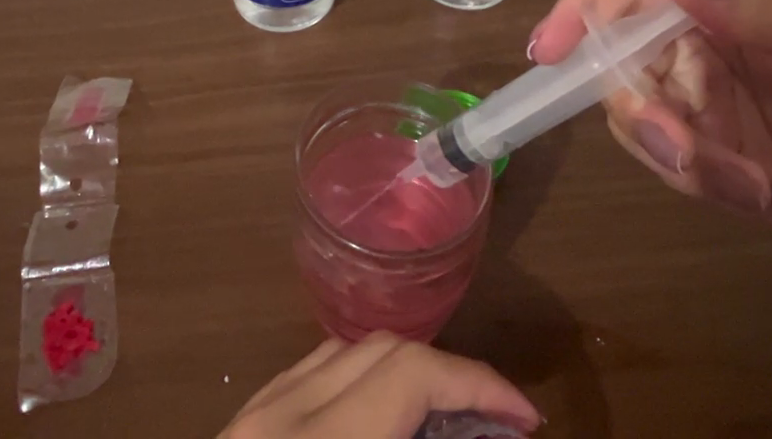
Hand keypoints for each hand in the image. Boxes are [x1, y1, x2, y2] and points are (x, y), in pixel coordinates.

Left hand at [220, 334, 538, 438]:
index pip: (411, 375)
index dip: (480, 384)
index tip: (527, 418)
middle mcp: (282, 411)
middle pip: (384, 350)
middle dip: (451, 376)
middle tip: (495, 420)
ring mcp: (256, 411)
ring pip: (347, 352)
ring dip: (405, 373)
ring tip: (446, 416)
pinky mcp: (244, 420)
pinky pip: (312, 373)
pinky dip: (361, 381)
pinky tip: (382, 416)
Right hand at [527, 0, 771, 259]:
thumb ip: (746, 6)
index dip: (579, 16)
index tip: (547, 55)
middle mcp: (696, 44)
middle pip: (620, 69)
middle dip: (648, 117)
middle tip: (690, 156)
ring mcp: (701, 102)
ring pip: (643, 127)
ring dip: (696, 163)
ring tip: (766, 187)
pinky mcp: (711, 155)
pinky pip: (675, 171)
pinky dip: (721, 188)